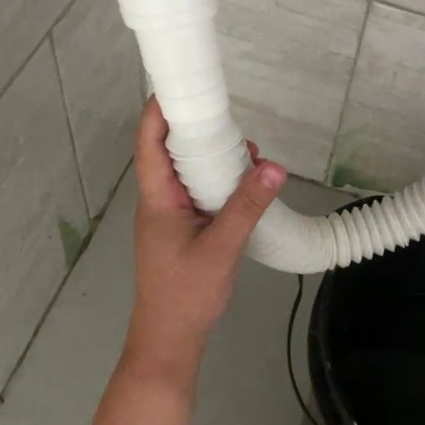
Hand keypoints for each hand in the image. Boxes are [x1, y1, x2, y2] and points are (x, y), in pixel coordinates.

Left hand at [126, 97, 285, 382]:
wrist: (170, 340)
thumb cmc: (186, 294)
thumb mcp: (221, 247)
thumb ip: (247, 206)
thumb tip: (274, 166)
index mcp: (158, 199)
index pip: (150, 142)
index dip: (160, 110)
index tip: (182, 85)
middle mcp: (161, 201)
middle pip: (171, 152)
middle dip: (198, 131)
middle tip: (231, 120)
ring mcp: (172, 217)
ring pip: (189, 174)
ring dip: (214, 159)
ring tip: (249, 154)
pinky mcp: (185, 230)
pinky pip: (201, 194)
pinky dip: (221, 183)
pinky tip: (246, 186)